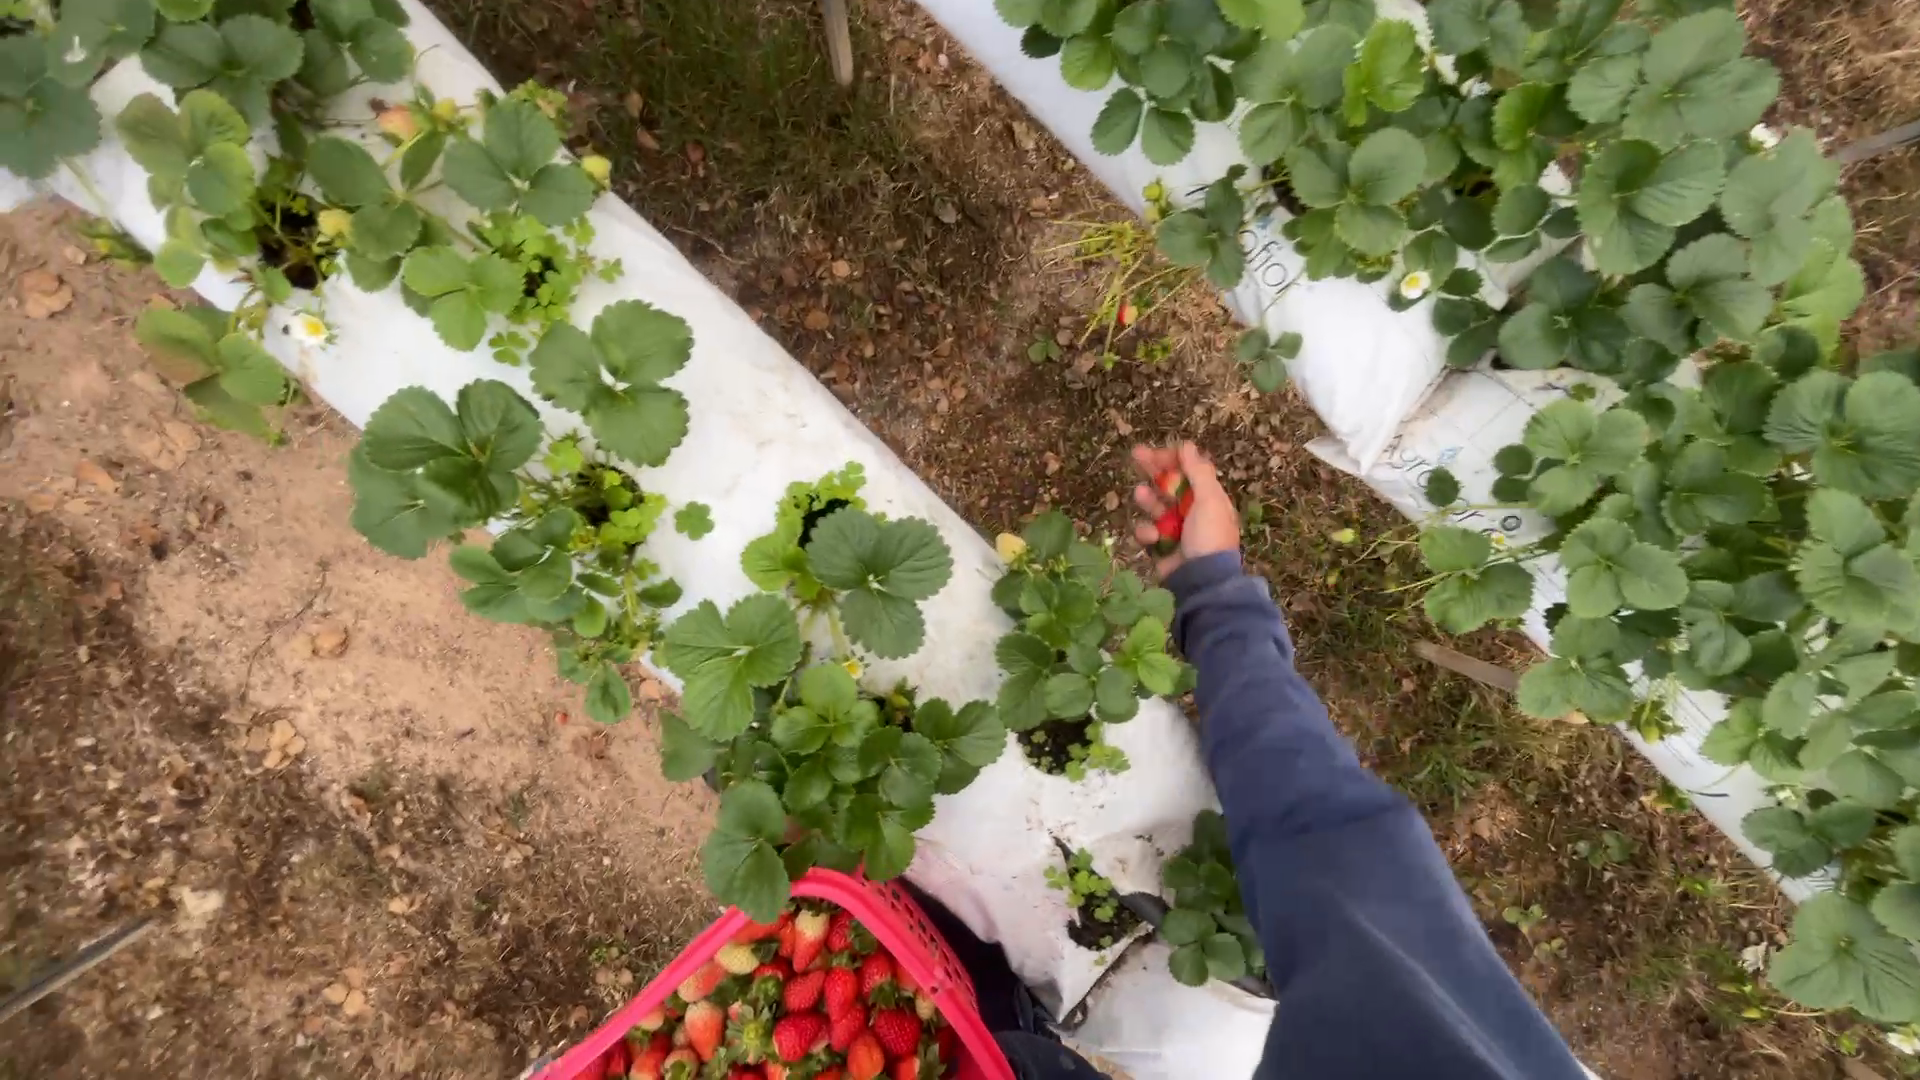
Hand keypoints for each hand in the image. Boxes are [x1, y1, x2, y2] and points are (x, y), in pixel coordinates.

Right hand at [1131, 442, 1238, 579]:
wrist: (1201, 580)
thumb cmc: (1209, 536)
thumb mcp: (1210, 500)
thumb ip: (1198, 472)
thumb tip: (1188, 445)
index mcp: (1208, 497)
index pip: (1189, 470)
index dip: (1173, 459)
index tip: (1157, 452)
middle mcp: (1191, 510)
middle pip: (1169, 483)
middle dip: (1153, 469)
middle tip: (1135, 454)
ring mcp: (1174, 528)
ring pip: (1155, 505)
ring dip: (1147, 499)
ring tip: (1140, 494)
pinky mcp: (1160, 546)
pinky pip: (1147, 531)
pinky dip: (1147, 532)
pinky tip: (1152, 537)